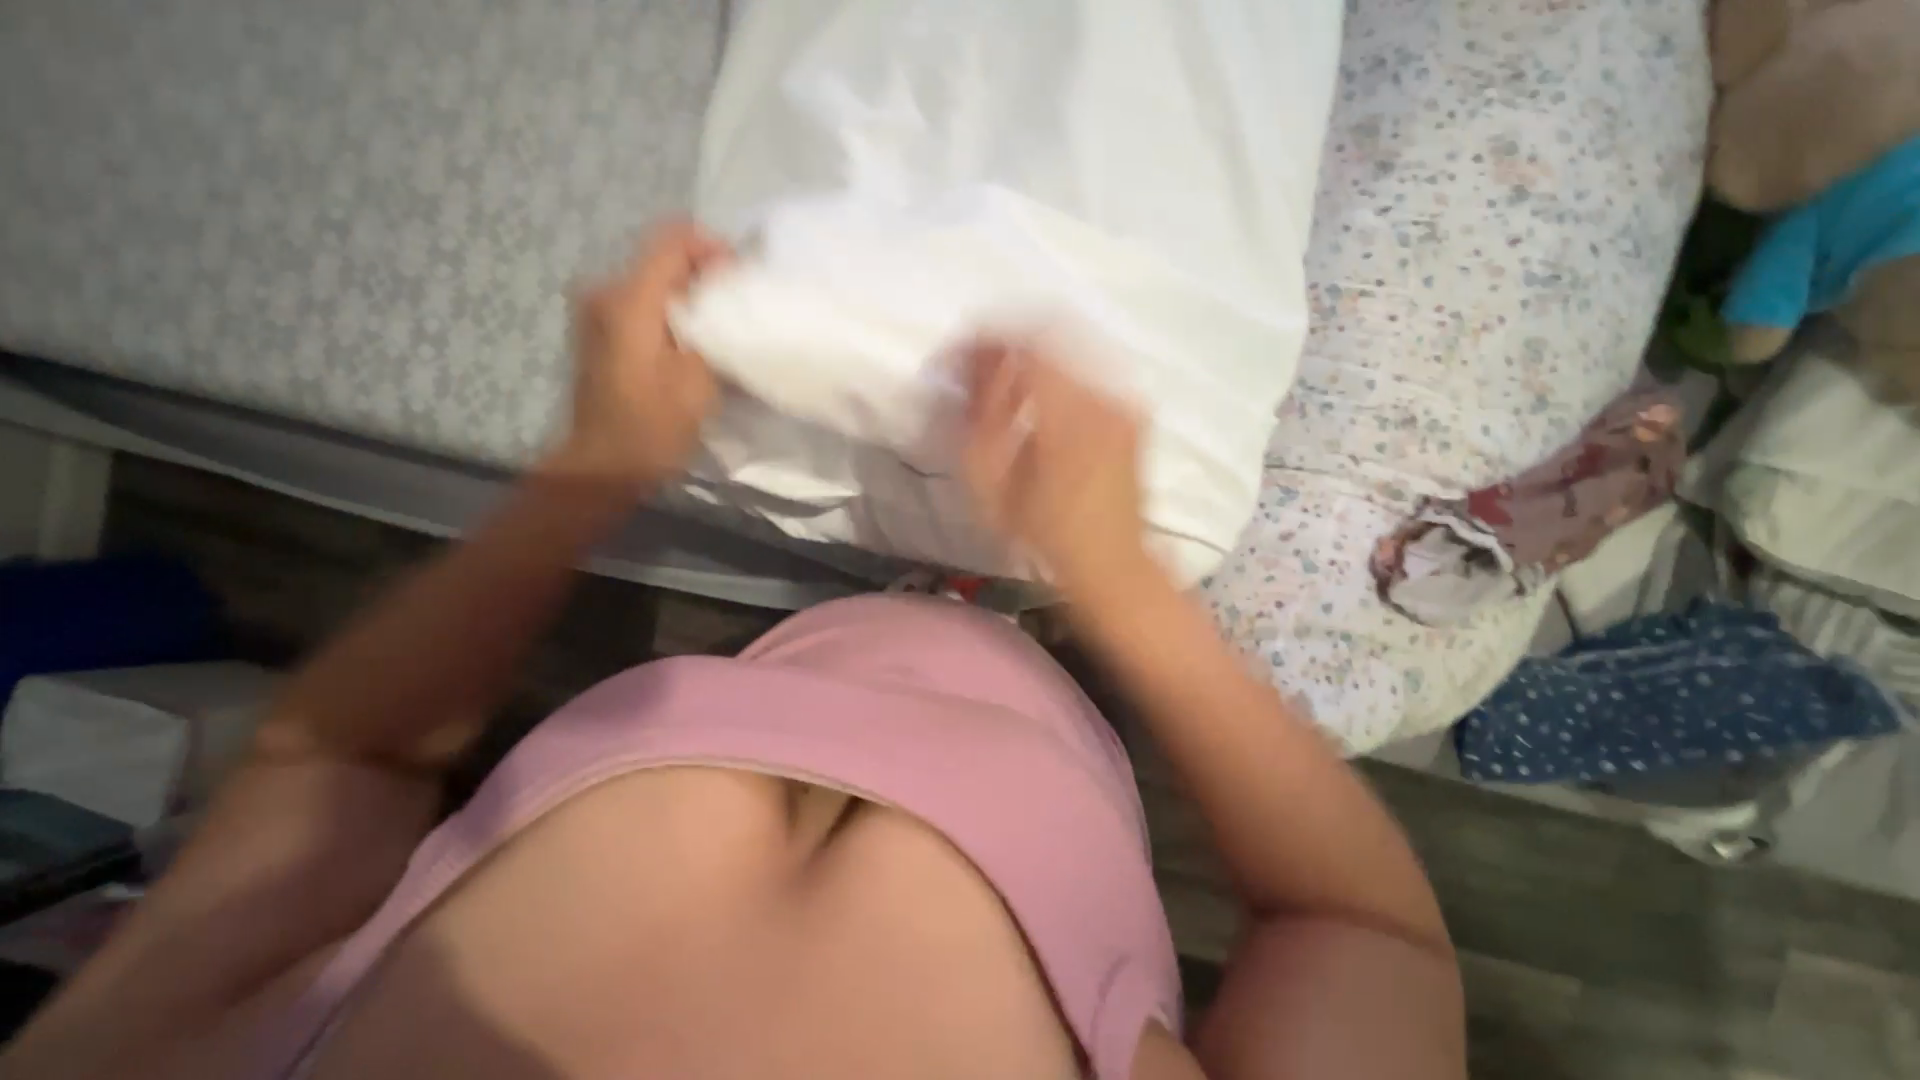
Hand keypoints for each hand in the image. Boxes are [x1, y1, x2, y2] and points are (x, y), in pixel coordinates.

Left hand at [550, 222, 730, 491]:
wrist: (602, 468)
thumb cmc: (652, 427)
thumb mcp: (697, 378)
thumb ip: (715, 327)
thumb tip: (728, 296)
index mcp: (629, 297)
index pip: (674, 239)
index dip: (714, 248)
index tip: (742, 280)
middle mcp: (606, 293)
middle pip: (665, 260)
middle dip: (706, 277)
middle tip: (740, 309)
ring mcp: (598, 313)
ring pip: (656, 285)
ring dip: (691, 300)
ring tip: (723, 331)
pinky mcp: (601, 335)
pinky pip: (645, 307)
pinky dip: (673, 317)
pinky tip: (695, 348)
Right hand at [959, 337, 1151, 592]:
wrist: (1112, 563)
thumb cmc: (1045, 533)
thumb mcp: (993, 483)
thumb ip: (978, 418)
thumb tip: (969, 373)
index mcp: (1066, 408)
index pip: (1022, 340)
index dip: (982, 340)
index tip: (955, 359)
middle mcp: (1102, 392)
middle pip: (1047, 338)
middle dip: (1004, 347)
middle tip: (974, 373)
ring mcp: (1123, 401)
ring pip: (1068, 353)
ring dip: (1029, 363)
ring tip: (1002, 392)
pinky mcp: (1131, 415)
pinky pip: (1086, 375)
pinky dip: (1055, 380)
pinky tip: (1036, 408)